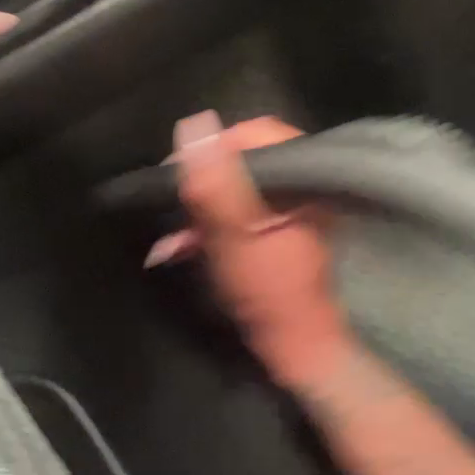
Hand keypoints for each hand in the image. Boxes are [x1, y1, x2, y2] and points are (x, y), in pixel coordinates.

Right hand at [166, 111, 350, 384]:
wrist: (298, 351)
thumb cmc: (268, 291)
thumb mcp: (233, 234)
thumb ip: (213, 181)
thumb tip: (193, 124)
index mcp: (301, 176)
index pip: (252, 134)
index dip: (210, 148)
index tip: (178, 174)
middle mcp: (302, 184)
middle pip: (240, 160)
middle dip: (201, 184)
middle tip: (173, 207)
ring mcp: (291, 208)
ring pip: (235, 187)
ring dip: (200, 208)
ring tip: (172, 235)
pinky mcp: (278, 230)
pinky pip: (238, 211)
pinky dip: (211, 224)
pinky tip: (182, 246)